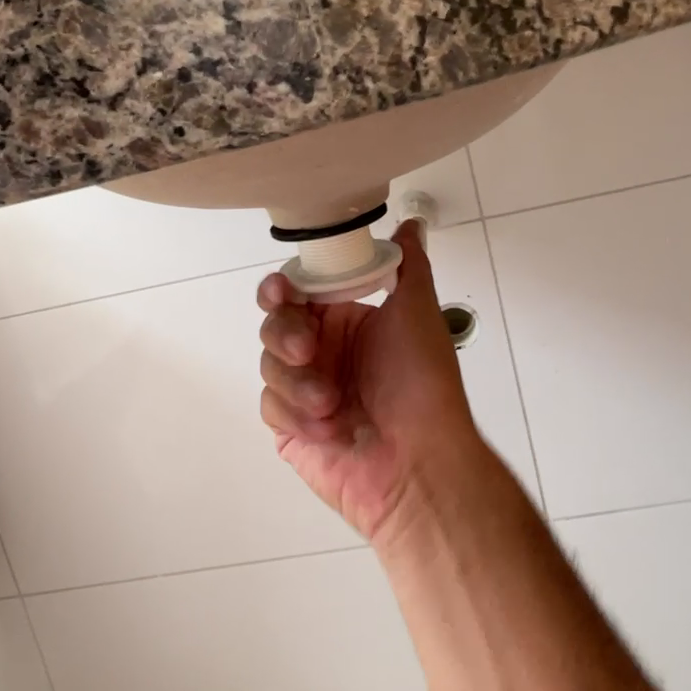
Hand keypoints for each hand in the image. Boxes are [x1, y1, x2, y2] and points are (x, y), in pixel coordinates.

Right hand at [256, 220, 481, 541]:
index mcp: (347, 322)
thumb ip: (407, 264)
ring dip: (298, 382)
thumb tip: (411, 223)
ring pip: (269, 364)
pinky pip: (270, 405)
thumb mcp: (418, 314)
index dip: (284, 287)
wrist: (419, 466)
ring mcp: (303, 391)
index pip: (300, 292)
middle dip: (285, 333)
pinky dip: (295, 414)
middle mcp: (323, 352)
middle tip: (306, 349)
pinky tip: (328, 428)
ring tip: (331, 404)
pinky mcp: (290, 428)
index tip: (283, 290)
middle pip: (275, 323)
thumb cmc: (421, 385)